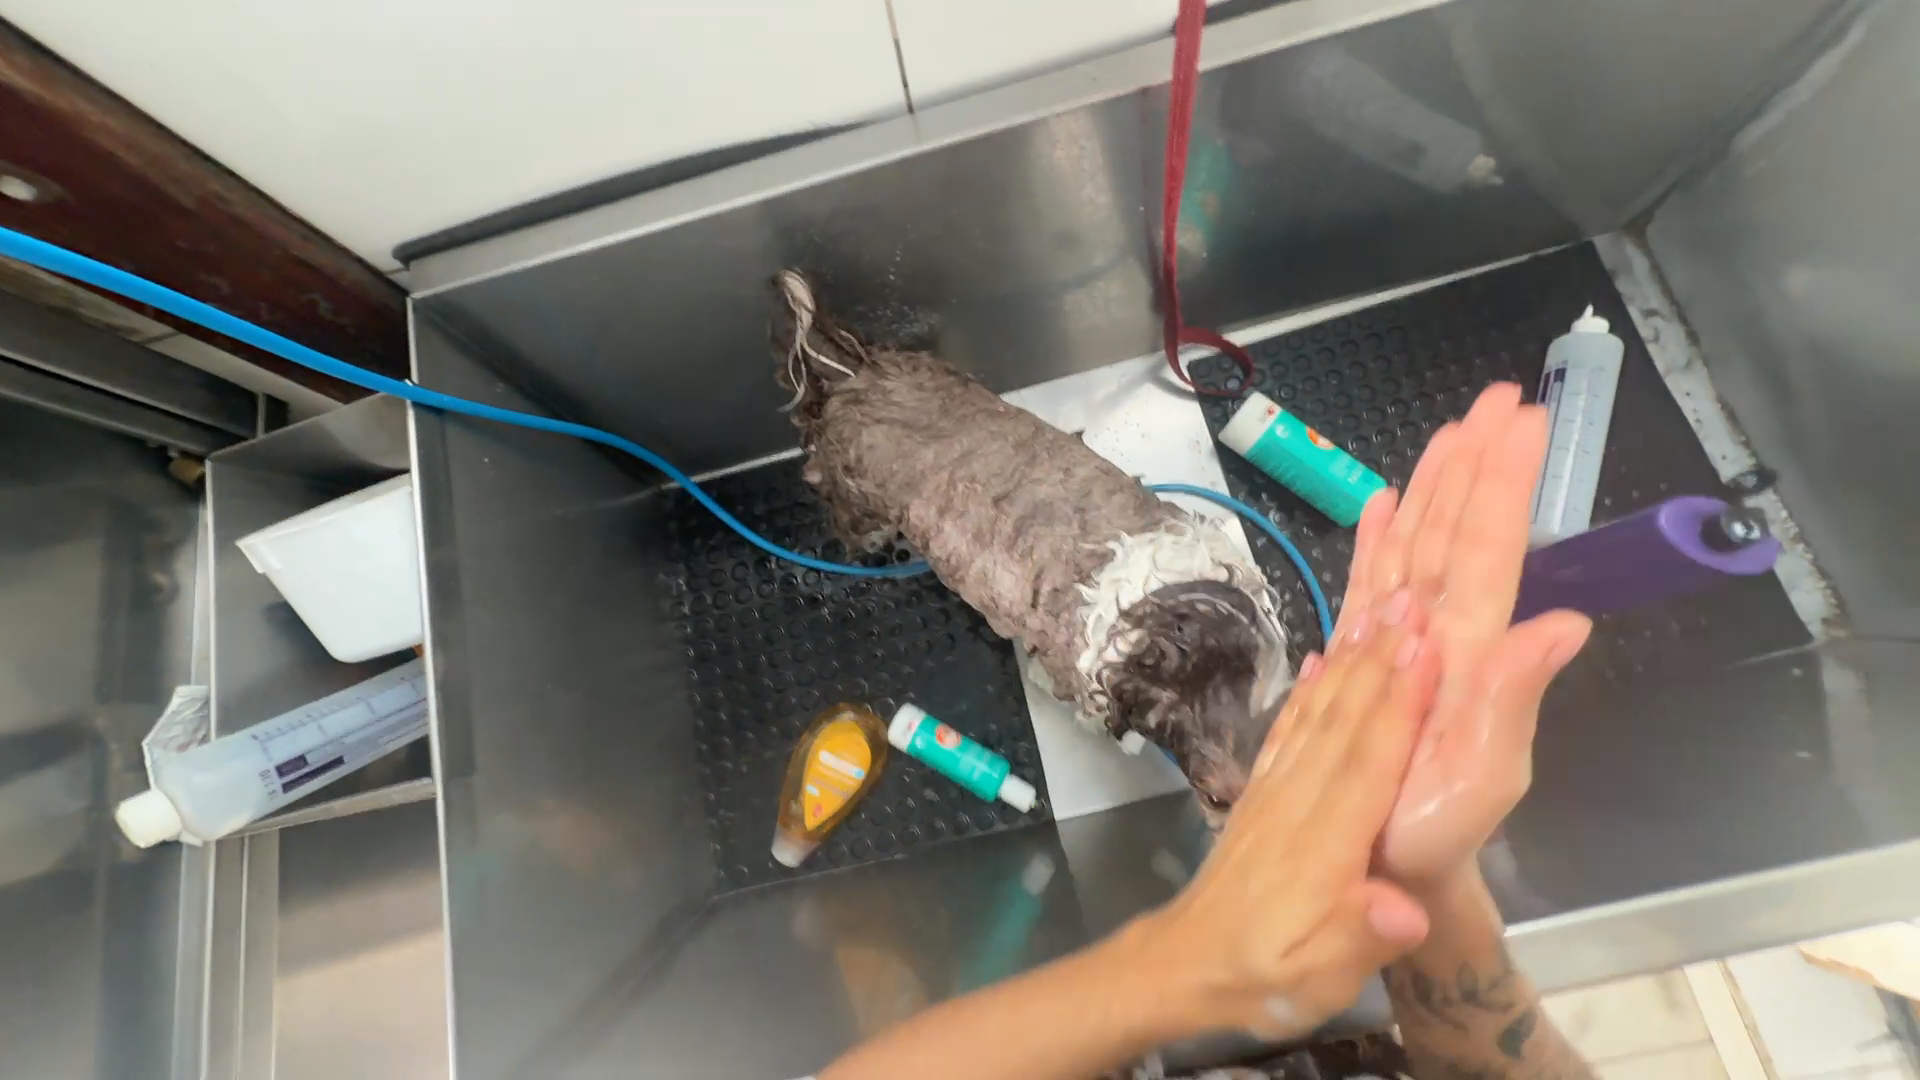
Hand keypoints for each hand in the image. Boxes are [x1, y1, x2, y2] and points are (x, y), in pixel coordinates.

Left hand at [1131, 587, 1440, 1038]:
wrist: (1189, 960)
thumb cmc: (1263, 973)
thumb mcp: (1314, 977)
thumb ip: (1358, 937)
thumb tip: (1403, 906)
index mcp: (1323, 843)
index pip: (1366, 761)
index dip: (1398, 704)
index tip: (1425, 647)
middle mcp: (1298, 800)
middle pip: (1343, 720)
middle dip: (1378, 660)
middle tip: (1408, 600)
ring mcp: (1274, 789)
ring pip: (1315, 715)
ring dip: (1348, 663)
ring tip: (1372, 614)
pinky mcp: (1260, 791)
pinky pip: (1287, 730)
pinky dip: (1306, 692)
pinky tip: (1318, 663)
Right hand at [1334, 385, 1592, 891]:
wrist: (1386, 858)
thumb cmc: (1429, 826)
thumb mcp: (1481, 773)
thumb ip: (1513, 698)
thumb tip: (1565, 622)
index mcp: (1468, 650)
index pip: (1490, 550)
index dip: (1501, 485)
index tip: (1515, 423)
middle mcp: (1438, 632)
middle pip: (1457, 536)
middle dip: (1474, 469)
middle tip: (1489, 403)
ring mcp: (1400, 640)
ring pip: (1418, 550)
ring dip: (1432, 492)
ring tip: (1443, 439)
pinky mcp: (1365, 653)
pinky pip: (1370, 586)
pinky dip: (1377, 543)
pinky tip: (1382, 508)